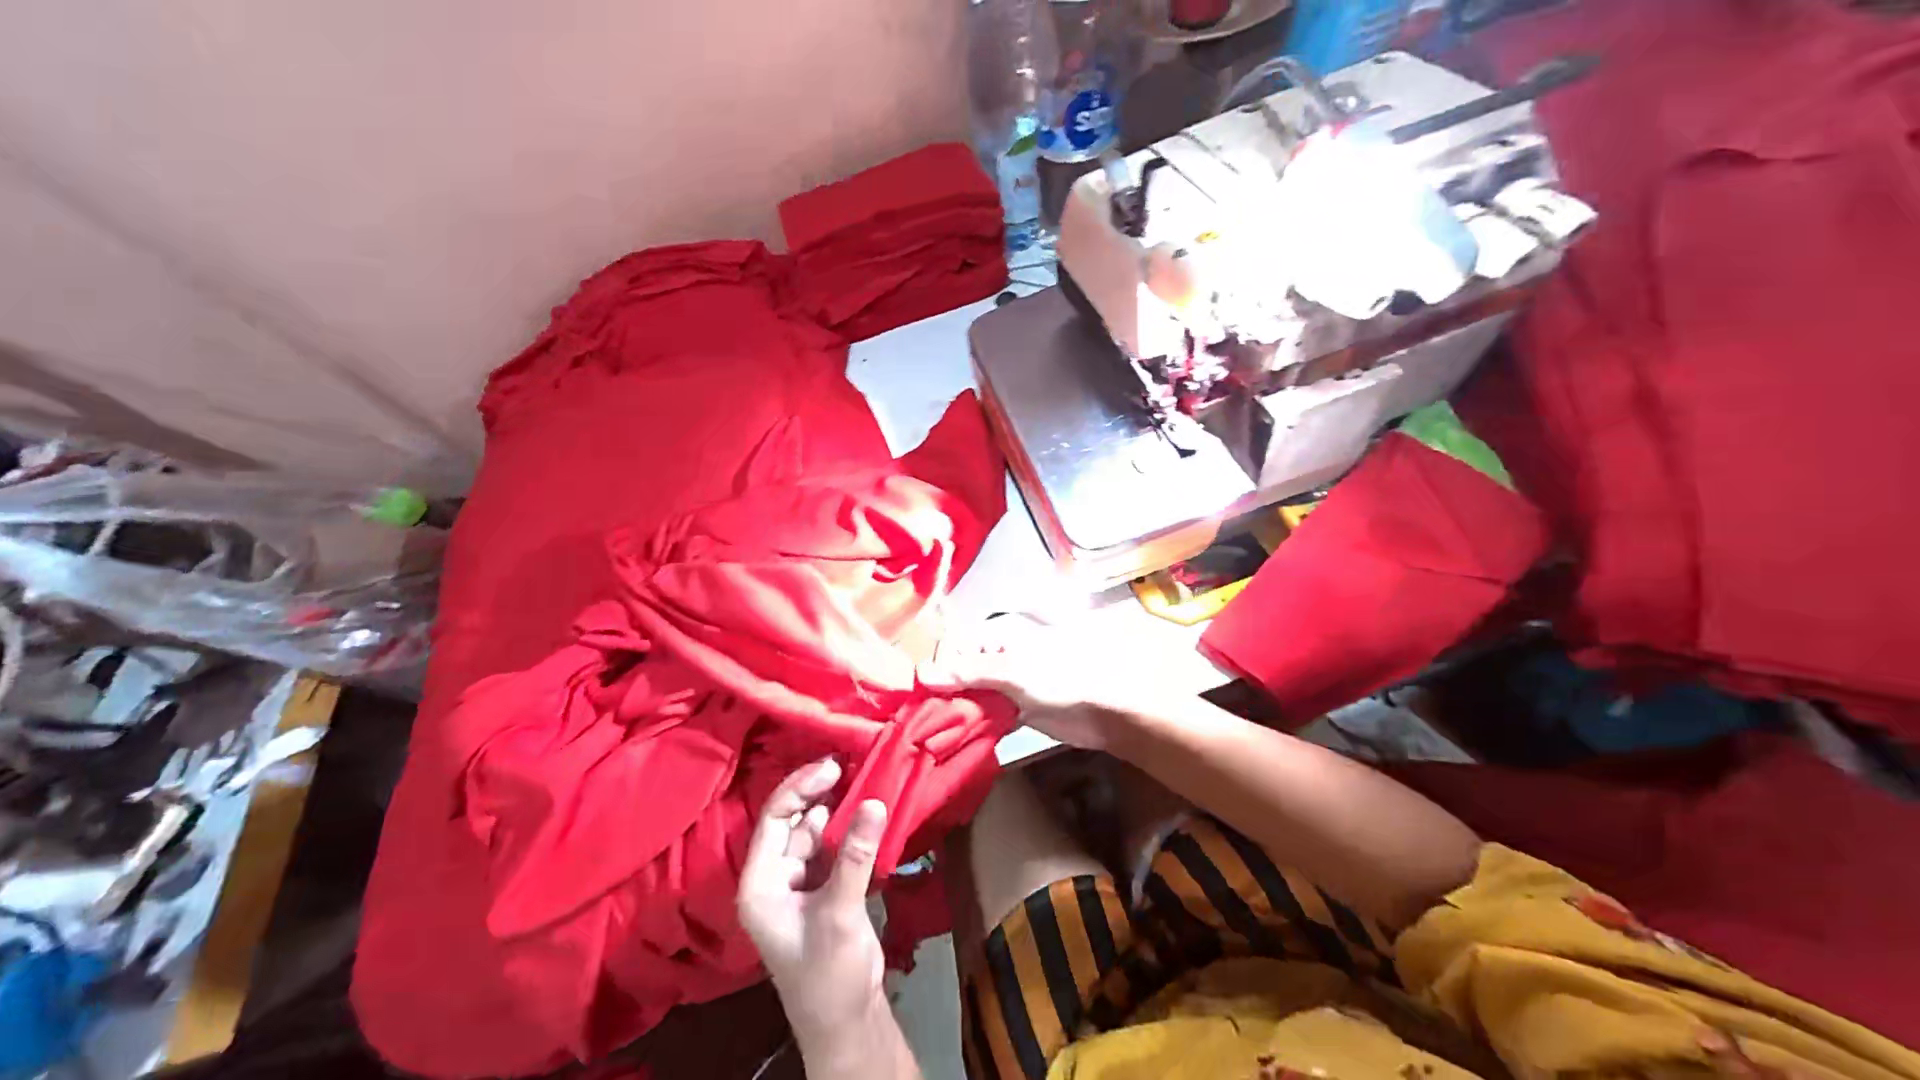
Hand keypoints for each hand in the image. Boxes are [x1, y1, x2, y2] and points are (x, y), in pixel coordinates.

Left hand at [737, 758, 888, 1032]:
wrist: (848, 1024)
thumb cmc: (829, 975)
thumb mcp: (840, 912)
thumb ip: (855, 855)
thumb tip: (875, 801)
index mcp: (760, 884)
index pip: (774, 821)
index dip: (800, 788)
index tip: (831, 767)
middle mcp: (774, 878)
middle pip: (792, 822)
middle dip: (818, 793)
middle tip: (848, 765)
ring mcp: (799, 883)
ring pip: (814, 832)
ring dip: (836, 808)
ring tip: (860, 779)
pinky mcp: (823, 889)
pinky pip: (832, 848)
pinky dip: (848, 829)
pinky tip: (865, 811)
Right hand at [918, 615, 1171, 750]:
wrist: (1108, 710)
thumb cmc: (1063, 677)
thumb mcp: (1013, 672)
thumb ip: (968, 673)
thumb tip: (921, 673)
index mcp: (998, 635)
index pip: (953, 645)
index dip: (939, 667)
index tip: (926, 694)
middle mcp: (998, 655)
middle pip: (958, 670)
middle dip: (944, 691)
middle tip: (928, 718)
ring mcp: (1007, 682)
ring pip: (969, 693)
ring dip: (956, 710)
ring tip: (939, 731)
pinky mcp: (1015, 707)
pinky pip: (984, 712)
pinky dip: (973, 723)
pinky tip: (959, 738)